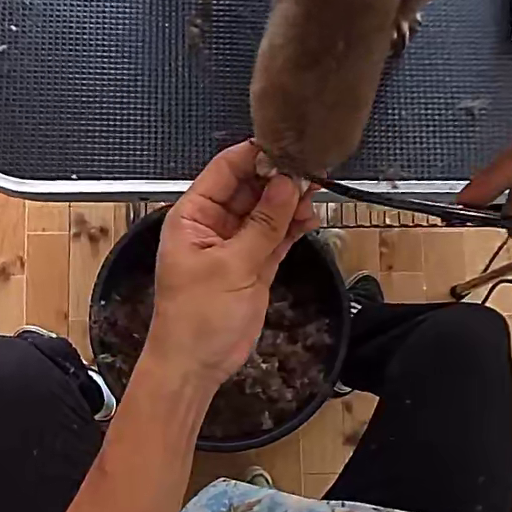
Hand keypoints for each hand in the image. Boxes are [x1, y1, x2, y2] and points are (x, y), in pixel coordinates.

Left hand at [146, 141, 318, 388]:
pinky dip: (292, 229)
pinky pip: (275, 239)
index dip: (256, 156)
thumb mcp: (232, 266)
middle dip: (279, 180)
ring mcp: (236, 246)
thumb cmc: (197, 316)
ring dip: (290, 204)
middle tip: (312, 171)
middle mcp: (213, 226)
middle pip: (250, 190)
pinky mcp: (254, 266)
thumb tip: (288, 185)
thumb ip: (263, 225)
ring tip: (317, 193)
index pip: (225, 171)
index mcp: (193, 216)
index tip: (288, 146)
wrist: (196, 365)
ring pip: (266, 214)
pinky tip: (310, 218)